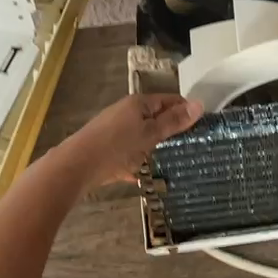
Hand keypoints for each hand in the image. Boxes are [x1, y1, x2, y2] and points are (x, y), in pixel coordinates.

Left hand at [53, 94, 203, 188]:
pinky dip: (139, 162)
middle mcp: (126, 112)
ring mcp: (115, 130)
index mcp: (138, 104)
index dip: (186, 111)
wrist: (75, 167)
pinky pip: (130, 153)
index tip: (202, 127)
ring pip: (143, 137)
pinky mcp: (107, 149)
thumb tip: (199, 104)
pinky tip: (147, 177)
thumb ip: (174, 121)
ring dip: (156, 148)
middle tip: (192, 148)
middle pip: (156, 118)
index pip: (170, 100)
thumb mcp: (150, 134)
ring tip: (174, 163)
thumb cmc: (116, 147)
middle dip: (172, 132)